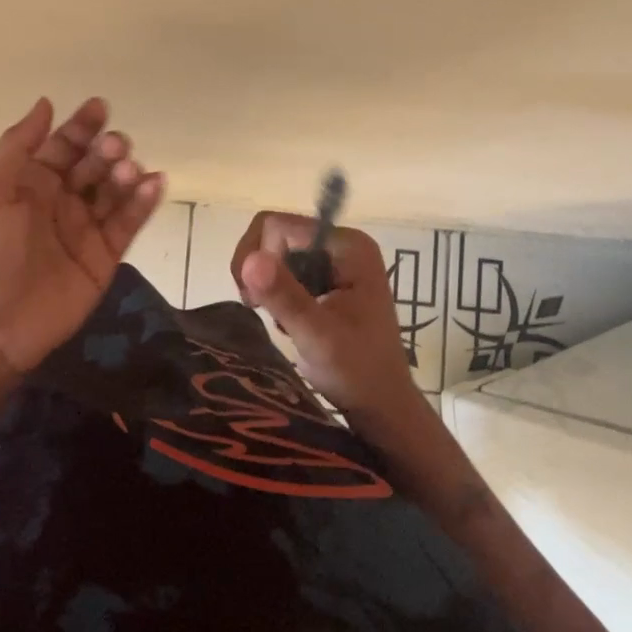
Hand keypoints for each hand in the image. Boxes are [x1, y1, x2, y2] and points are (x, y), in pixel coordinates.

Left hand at [0, 97, 164, 373]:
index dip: (79, 127)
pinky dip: (143, 202)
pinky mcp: (103, 258)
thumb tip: (45, 104)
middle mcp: (57, 202)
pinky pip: (127, 223)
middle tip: (115, 147)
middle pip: (91, 165)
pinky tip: (154, 183)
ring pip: (113, 191)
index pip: (59, 147)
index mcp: (27, 184)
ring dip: (125, 174)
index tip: (100, 108)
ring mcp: (82, 230)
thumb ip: (17, 147)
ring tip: (129, 169)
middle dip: (105, 150)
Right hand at [231, 213, 419, 415]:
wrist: (381, 405)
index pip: (277, 226)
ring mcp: (334, 260)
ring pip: (273, 253)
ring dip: (266, 286)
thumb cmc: (356, 371)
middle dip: (260, 272)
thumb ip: (285, 295)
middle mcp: (342, 244)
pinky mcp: (326, 278)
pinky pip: (283, 270)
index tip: (256, 300)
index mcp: (348, 246)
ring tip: (281, 321)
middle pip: (272, 235)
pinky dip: (275, 294)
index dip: (258, 258)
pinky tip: (287, 321)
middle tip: (261, 310)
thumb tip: (250, 260)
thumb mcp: (317, 335)